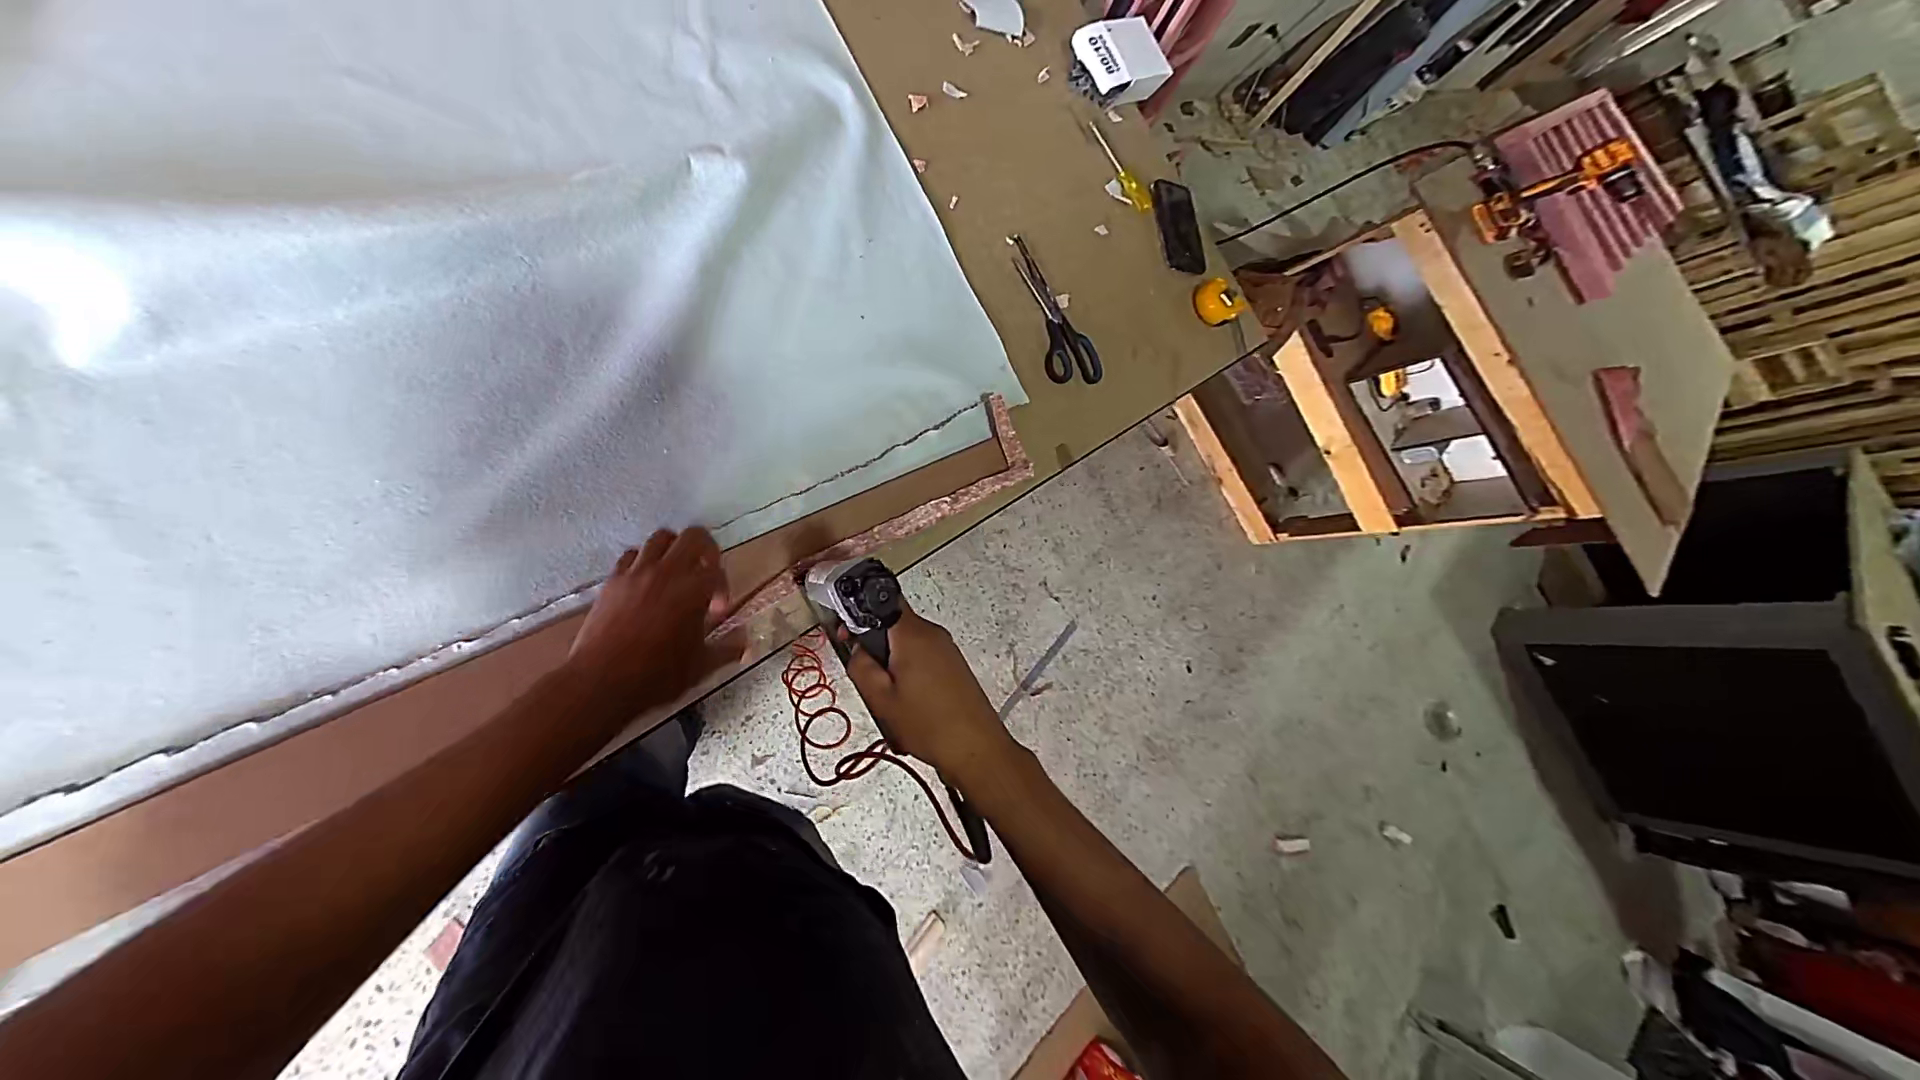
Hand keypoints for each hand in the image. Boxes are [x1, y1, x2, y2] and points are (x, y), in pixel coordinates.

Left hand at [566, 527, 745, 713]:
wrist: (602, 681)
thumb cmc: (658, 675)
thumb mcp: (701, 666)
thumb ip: (727, 649)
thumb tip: (746, 644)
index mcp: (696, 589)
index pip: (718, 570)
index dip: (723, 587)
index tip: (717, 610)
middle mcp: (669, 572)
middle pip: (694, 536)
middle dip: (706, 549)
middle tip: (705, 571)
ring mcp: (637, 573)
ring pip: (661, 537)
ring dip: (673, 548)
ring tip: (675, 571)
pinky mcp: (613, 581)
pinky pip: (631, 555)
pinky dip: (642, 560)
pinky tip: (645, 581)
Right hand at [838, 603, 1020, 787]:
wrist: (974, 748)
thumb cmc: (931, 726)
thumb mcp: (880, 699)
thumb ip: (860, 666)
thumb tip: (856, 649)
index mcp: (912, 635)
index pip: (881, 601)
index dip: (859, 615)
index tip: (848, 635)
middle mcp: (932, 634)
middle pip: (893, 625)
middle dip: (876, 647)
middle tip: (867, 676)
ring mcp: (946, 648)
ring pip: (907, 644)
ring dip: (892, 664)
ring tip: (891, 698)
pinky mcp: (953, 664)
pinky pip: (922, 658)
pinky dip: (910, 674)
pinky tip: (909, 703)